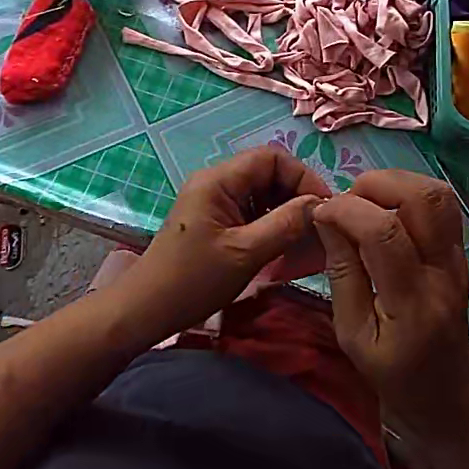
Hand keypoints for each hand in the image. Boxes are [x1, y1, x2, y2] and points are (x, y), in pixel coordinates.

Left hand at [108, 146, 329, 344]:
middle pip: (268, 172)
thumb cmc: (193, 280)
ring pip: (262, 191)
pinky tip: (284, 242)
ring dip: (286, 209)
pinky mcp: (214, 219)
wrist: (145, 310)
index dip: (302, 176)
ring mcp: (214, 200)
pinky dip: (272, 221)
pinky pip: (251, 208)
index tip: (323, 207)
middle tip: (318, 224)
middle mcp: (216, 181)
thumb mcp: (245, 253)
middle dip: (296, 194)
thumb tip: (321, 205)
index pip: (271, 158)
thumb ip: (285, 224)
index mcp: (218, 180)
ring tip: (305, 235)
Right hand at [314, 170, 468, 441]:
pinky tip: (383, 211)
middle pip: (426, 198)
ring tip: (364, 203)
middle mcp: (444, 271)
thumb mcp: (352, 335)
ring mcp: (459, 257)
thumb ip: (342, 274)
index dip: (348, 210)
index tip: (320, 213)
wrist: (447, 392)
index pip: (386, 234)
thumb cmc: (393, 373)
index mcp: (414, 303)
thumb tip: (325, 218)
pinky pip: (440, 204)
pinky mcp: (461, 251)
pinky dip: (406, 193)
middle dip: (377, 184)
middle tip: (347, 202)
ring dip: (394, 184)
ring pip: (438, 193)